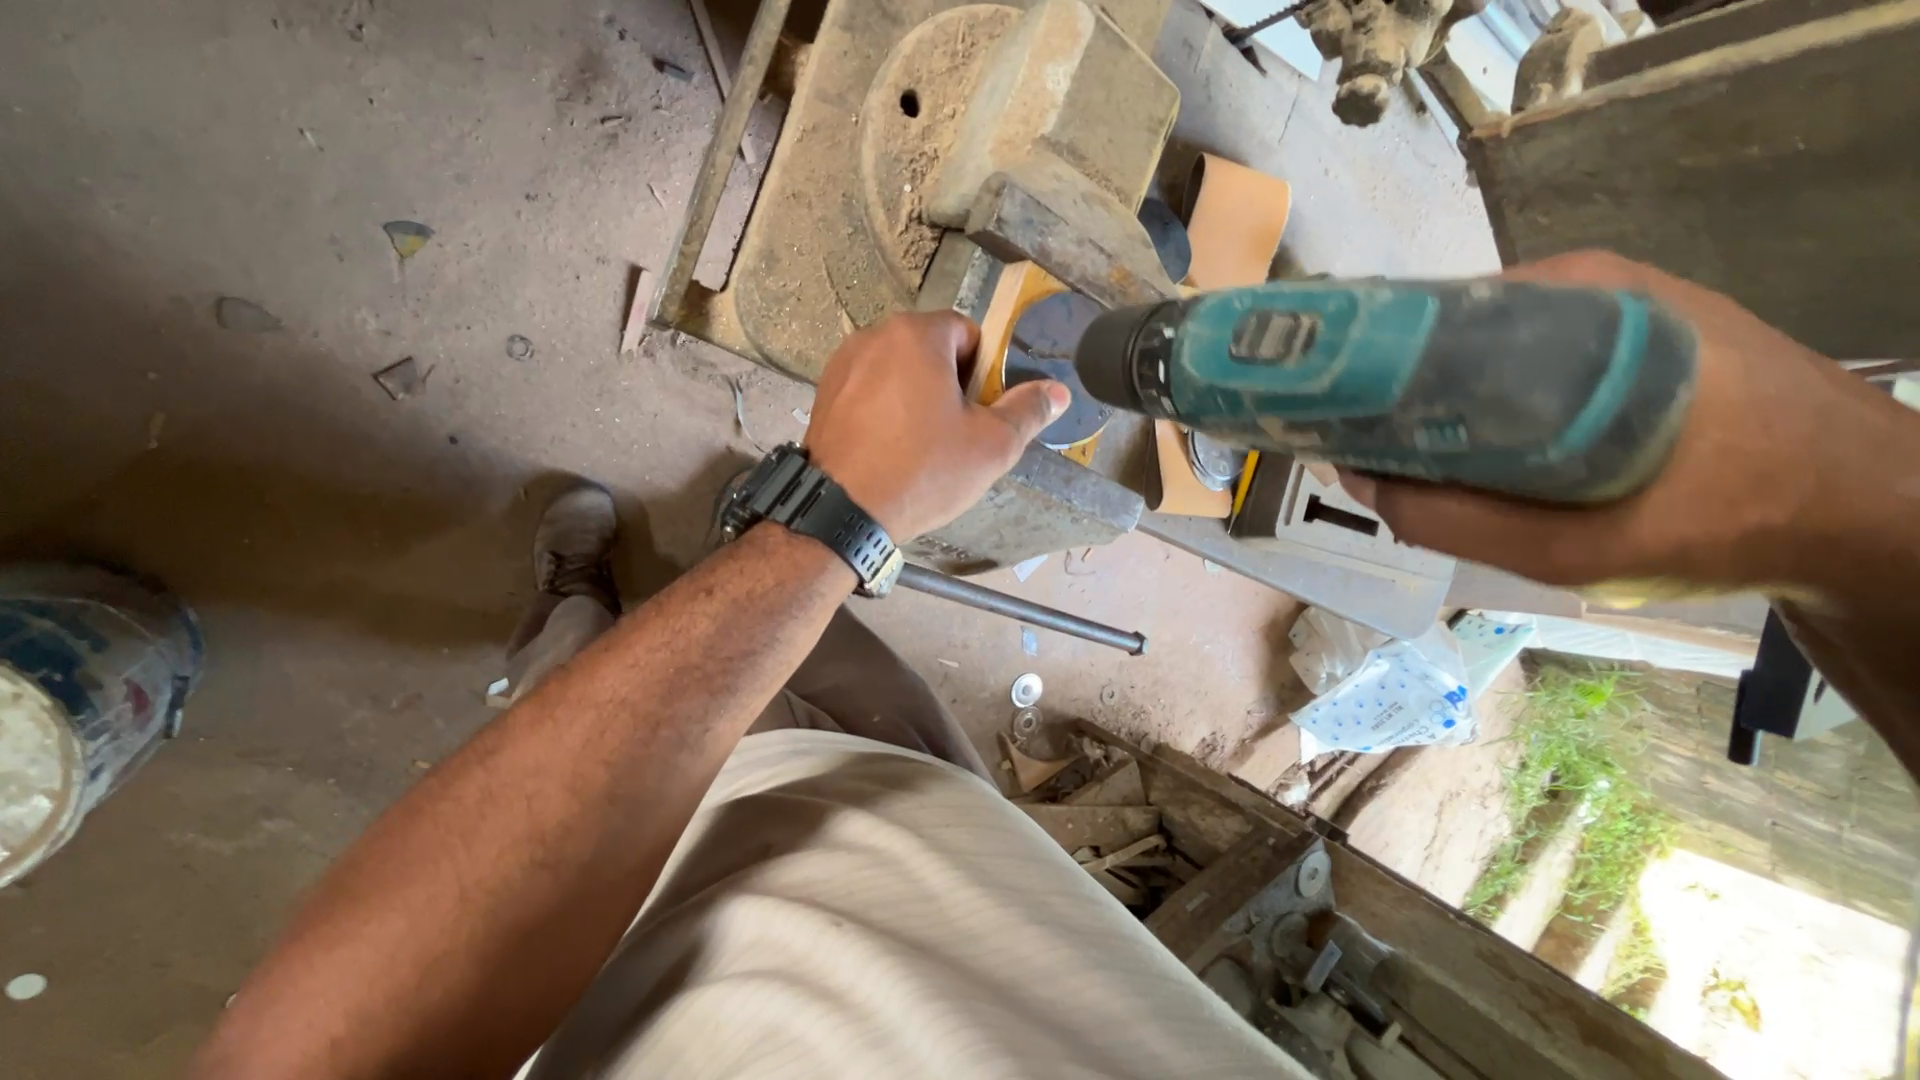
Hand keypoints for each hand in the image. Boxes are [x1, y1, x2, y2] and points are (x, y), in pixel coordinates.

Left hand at [805, 311, 1070, 540]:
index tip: (981, 411)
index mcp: (916, 334)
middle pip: (930, 351)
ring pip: (898, 372)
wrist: (842, 512)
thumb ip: (1027, 411)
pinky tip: (889, 450)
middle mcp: (873, 336)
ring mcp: (842, 365)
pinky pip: (868, 392)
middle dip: (950, 385)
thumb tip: (1058, 392)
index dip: (984, 371)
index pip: (968, 333)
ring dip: (916, 397)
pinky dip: (884, 411)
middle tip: (956, 434)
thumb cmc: (922, 471)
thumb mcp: (991, 445)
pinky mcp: (824, 394)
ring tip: (921, 446)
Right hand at [1339, 250, 1917, 593]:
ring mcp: (1615, 300)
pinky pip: (1528, 354)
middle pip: (1451, 331)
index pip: (1428, 318)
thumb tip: (1358, 479)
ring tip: (1413, 451)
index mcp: (1576, 304)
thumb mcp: (1572, 549)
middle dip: (1400, 386)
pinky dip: (1491, 392)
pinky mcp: (1634, 324)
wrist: (1873, 511)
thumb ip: (1453, 519)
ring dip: (1445, 393)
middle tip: (1368, 446)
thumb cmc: (1727, 523)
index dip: (1366, 364)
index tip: (1326, 409)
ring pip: (1486, 345)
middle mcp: (1588, 285)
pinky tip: (1484, 441)